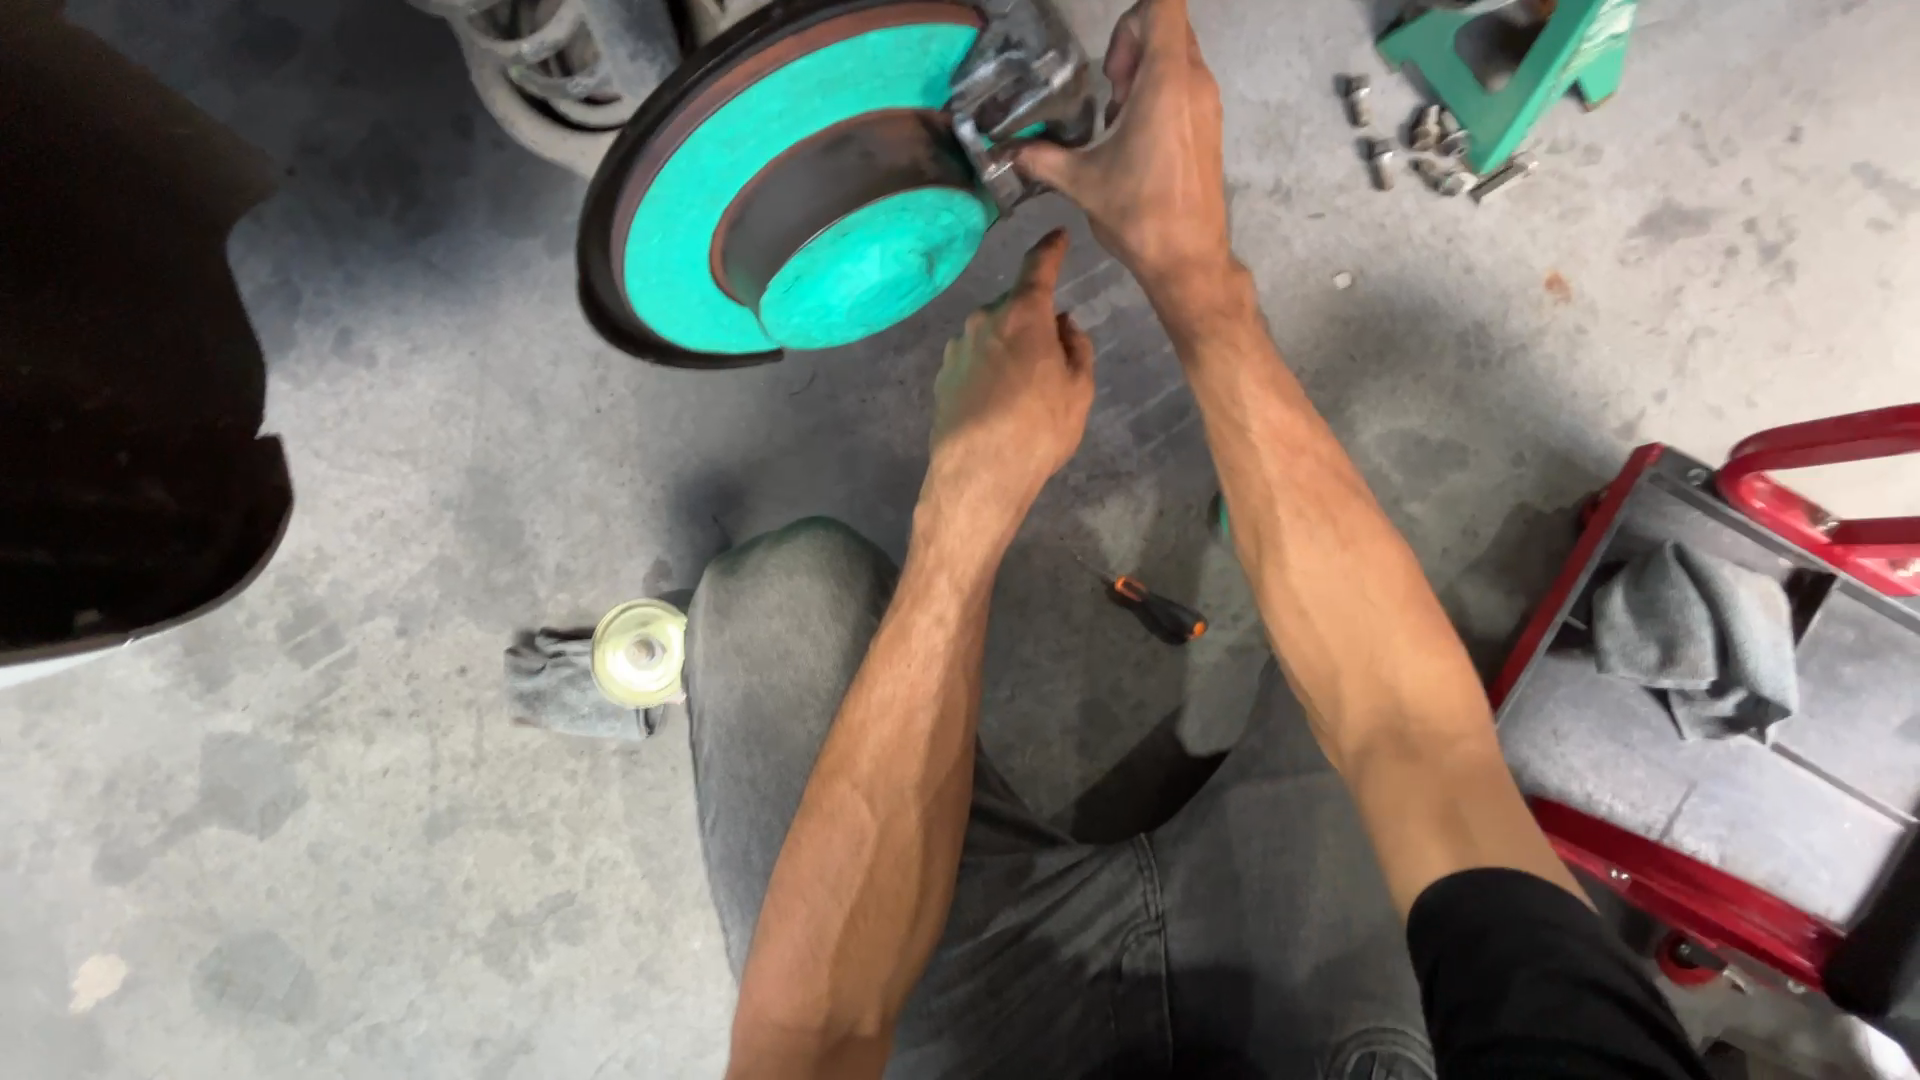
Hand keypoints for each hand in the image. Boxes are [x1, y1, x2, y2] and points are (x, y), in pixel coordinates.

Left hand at [923, 230, 1095, 537]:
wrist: (978, 474)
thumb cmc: (1038, 430)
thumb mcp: (1078, 390)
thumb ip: (1077, 348)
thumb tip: (1064, 324)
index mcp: (1023, 314)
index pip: (1038, 267)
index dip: (1051, 250)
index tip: (1058, 236)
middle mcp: (983, 321)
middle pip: (1013, 307)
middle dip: (1032, 319)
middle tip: (1052, 354)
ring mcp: (956, 350)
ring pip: (991, 335)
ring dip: (1008, 347)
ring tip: (1023, 390)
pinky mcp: (942, 378)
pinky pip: (973, 361)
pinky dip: (988, 370)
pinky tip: (997, 403)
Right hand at [1015, 0, 1232, 296]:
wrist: (1187, 259)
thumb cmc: (1138, 216)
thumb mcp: (1081, 184)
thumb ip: (1042, 158)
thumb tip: (1007, 152)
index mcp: (1166, 83)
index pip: (1162, 5)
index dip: (1130, 22)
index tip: (1110, 68)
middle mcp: (1195, 81)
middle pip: (1167, 27)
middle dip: (1132, 49)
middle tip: (1110, 99)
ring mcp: (1209, 103)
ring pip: (1177, 57)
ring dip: (1144, 76)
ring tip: (1120, 125)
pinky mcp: (1211, 125)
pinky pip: (1186, 85)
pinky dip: (1160, 96)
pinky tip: (1138, 143)